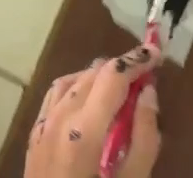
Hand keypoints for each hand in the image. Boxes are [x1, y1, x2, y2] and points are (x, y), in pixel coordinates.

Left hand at [24, 44, 162, 177]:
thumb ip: (144, 138)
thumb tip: (148, 93)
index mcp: (83, 130)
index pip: (112, 76)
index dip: (137, 60)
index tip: (157, 53)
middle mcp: (58, 118)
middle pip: (93, 73)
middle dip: (121, 68)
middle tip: (146, 75)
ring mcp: (42, 126)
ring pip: (72, 79)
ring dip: (98, 76)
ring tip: (122, 88)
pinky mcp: (34, 137)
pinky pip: (55, 95)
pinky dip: (76, 86)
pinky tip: (90, 100)